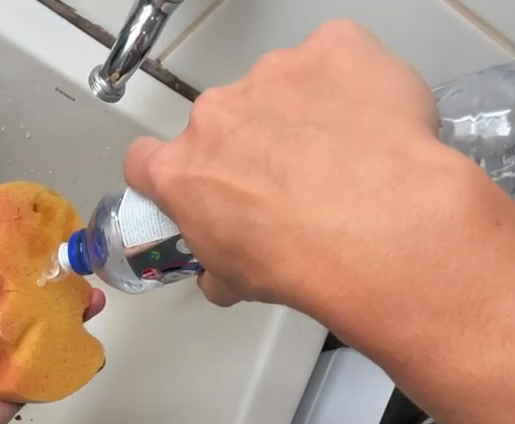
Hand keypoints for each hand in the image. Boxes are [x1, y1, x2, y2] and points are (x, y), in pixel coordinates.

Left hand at [0, 206, 104, 423]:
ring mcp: (12, 349)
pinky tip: (91, 338)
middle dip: (59, 278)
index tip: (53, 226)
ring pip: (48, 324)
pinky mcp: (26, 376)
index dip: (26, 245)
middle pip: (32, 292)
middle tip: (84, 264)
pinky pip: (53, 360)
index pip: (3, 263)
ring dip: (73, 311)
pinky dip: (73, 349)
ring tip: (95, 300)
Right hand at [123, 21, 514, 335]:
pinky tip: (363, 120)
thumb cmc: (292, 258)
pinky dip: (345, 82)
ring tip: (333, 153)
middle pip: (218, 122)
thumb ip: (212, 264)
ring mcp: (272, 73)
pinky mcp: (332, 48)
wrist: (371, 226)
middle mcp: (215, 114)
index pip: (143, 159)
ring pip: (275, 88)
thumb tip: (220, 271)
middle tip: (279, 180)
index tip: (189, 183)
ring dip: (293, 113)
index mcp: (180, 171)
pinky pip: (333, 56)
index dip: (164, 171)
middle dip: (242, 145)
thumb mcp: (231, 283)